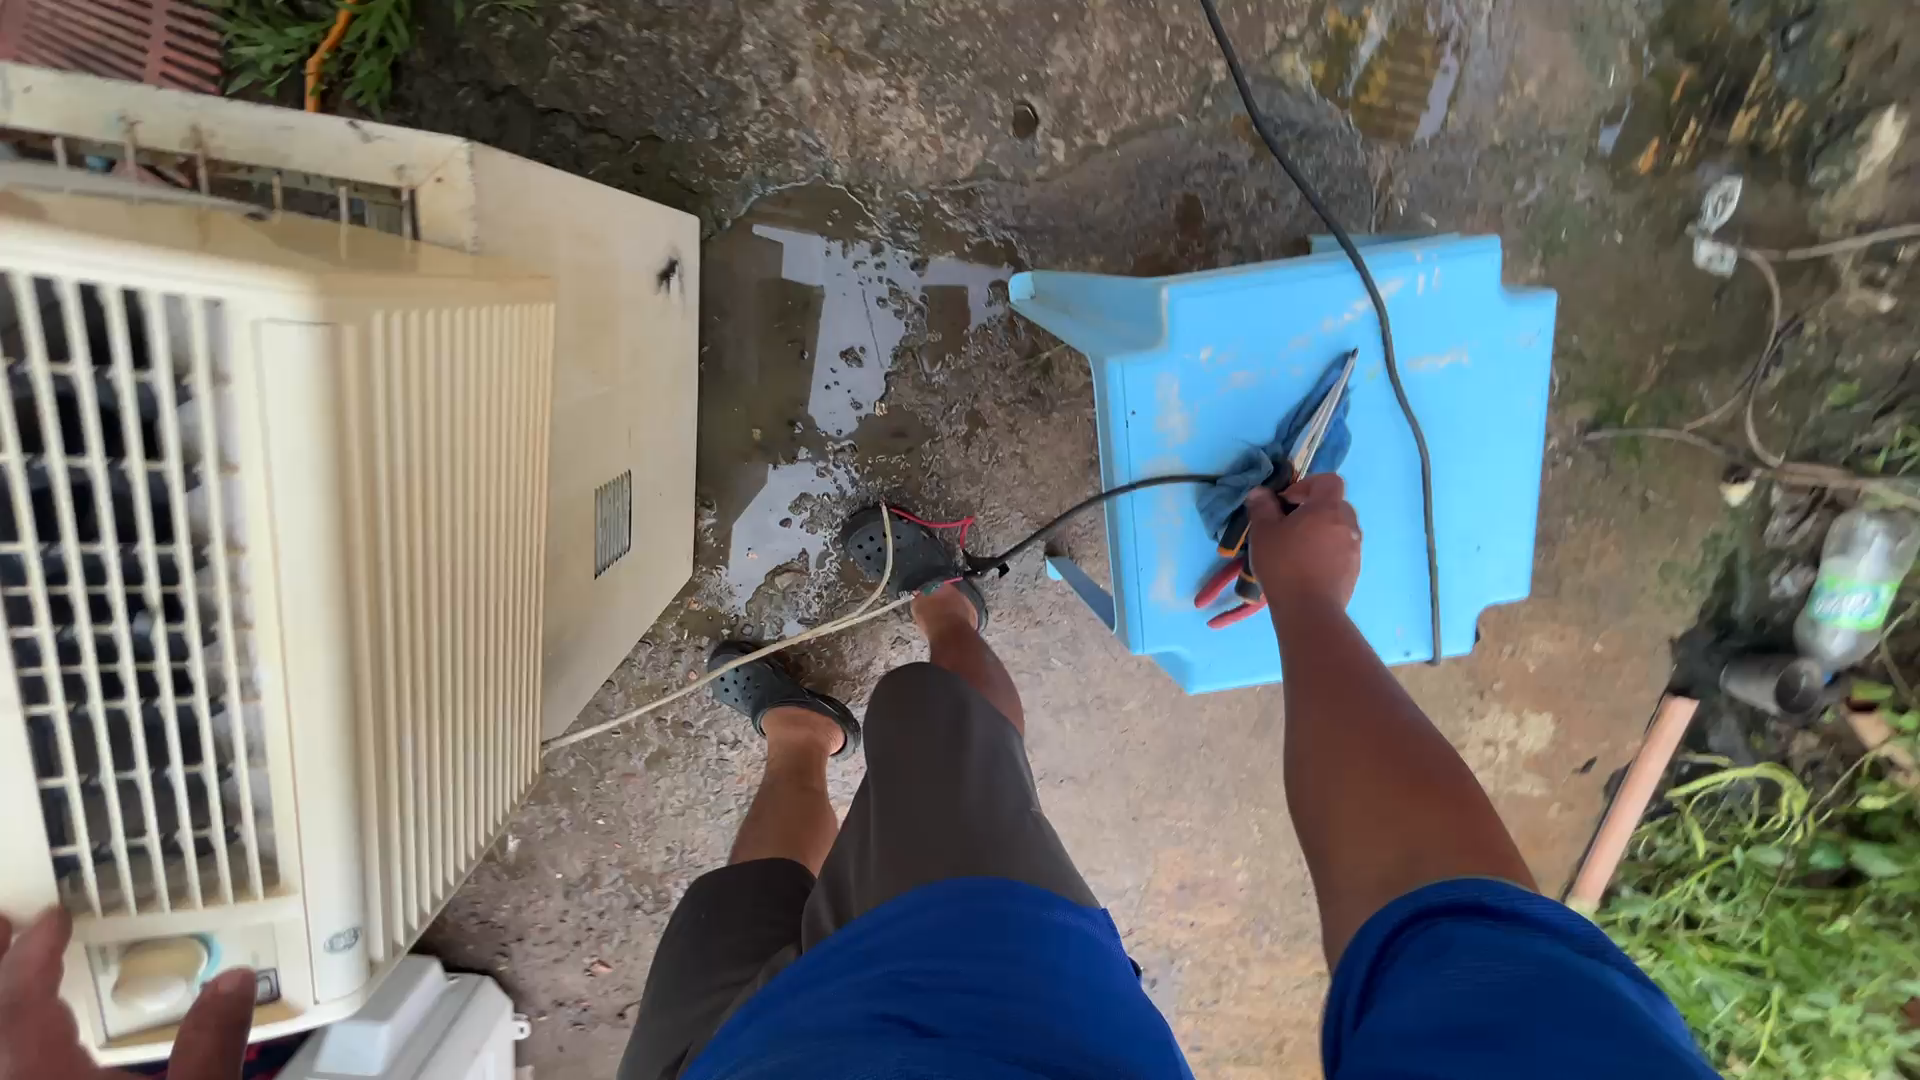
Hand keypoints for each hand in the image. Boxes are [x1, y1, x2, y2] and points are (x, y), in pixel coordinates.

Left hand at [0, 909, 254, 1079]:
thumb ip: (211, 1044)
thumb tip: (236, 978)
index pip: (19, 1012)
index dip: (29, 961)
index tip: (51, 917)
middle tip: (7, 920)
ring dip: (5, 995)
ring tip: (13, 952)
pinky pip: (9, 1055)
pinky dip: (17, 1023)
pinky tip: (42, 1014)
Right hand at [1243, 474, 1361, 608]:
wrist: (1309, 608)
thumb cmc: (1283, 564)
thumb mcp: (1262, 532)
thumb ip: (1262, 507)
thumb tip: (1260, 492)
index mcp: (1327, 508)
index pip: (1328, 480)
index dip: (1307, 484)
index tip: (1287, 501)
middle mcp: (1347, 523)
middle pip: (1334, 504)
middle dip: (1313, 508)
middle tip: (1289, 524)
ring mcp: (1355, 547)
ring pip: (1338, 527)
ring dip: (1320, 530)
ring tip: (1297, 548)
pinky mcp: (1355, 568)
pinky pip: (1341, 549)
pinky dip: (1326, 550)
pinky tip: (1307, 566)